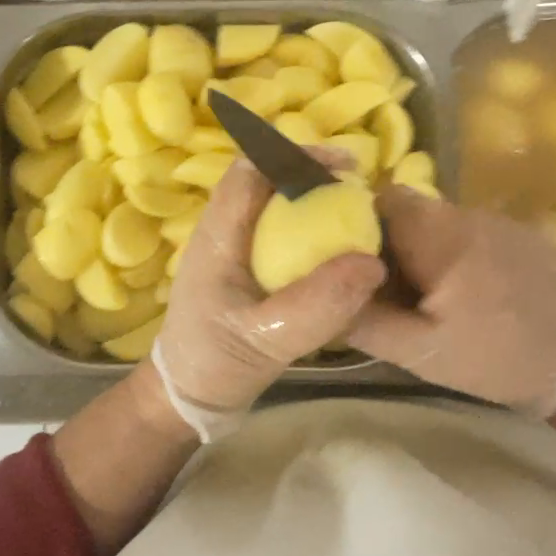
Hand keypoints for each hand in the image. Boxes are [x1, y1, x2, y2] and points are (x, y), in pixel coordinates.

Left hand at [154, 159, 386, 417]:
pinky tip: (335, 254)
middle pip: (263, 182)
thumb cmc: (214, 364)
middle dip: (311, 177)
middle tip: (359, 195)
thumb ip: (316, 305)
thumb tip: (371, 263)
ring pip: (270, 208)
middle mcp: (220, 234)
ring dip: (310, 205)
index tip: (347, 168)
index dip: (296, 157)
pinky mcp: (241, 272)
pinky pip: (276, 237)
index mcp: (216, 238)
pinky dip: (307, 235)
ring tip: (355, 220)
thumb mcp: (267, 340)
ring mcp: (230, 253)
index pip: (249, 172)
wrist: (185, 397)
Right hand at [347, 187, 555, 415]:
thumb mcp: (416, 352)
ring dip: (414, 248)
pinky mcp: (515, 234)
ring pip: (432, 220)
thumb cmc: (494, 359)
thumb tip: (316, 295)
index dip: (352, 222)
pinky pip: (462, 232)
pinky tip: (455, 292)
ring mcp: (495, 221)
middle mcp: (465, 214)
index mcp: (438, 236)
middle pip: (403, 209)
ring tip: (413, 293)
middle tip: (373, 285)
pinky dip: (446, 253)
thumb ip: (362, 319)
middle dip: (381, 240)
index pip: (377, 200)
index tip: (340, 258)